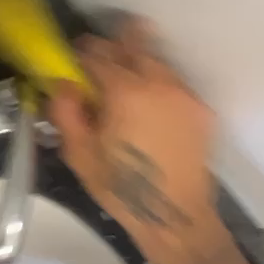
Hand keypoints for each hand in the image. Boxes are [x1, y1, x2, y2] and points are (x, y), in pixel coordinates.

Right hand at [49, 17, 223, 263]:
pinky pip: (174, 83)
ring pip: (158, 61)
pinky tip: (147, 102)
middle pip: (135, 45)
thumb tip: (62, 83)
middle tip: (98, 57)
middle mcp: (159, 84)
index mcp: (126, 92)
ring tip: (123, 79)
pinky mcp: (201, 110)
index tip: (72, 56)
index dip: (82, 51)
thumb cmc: (122, 189)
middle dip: (113, 46)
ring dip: (138, 61)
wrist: (175, 217)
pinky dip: (157, 83)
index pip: (99, 54)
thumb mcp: (79, 154)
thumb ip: (66, 111)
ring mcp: (185, 95)